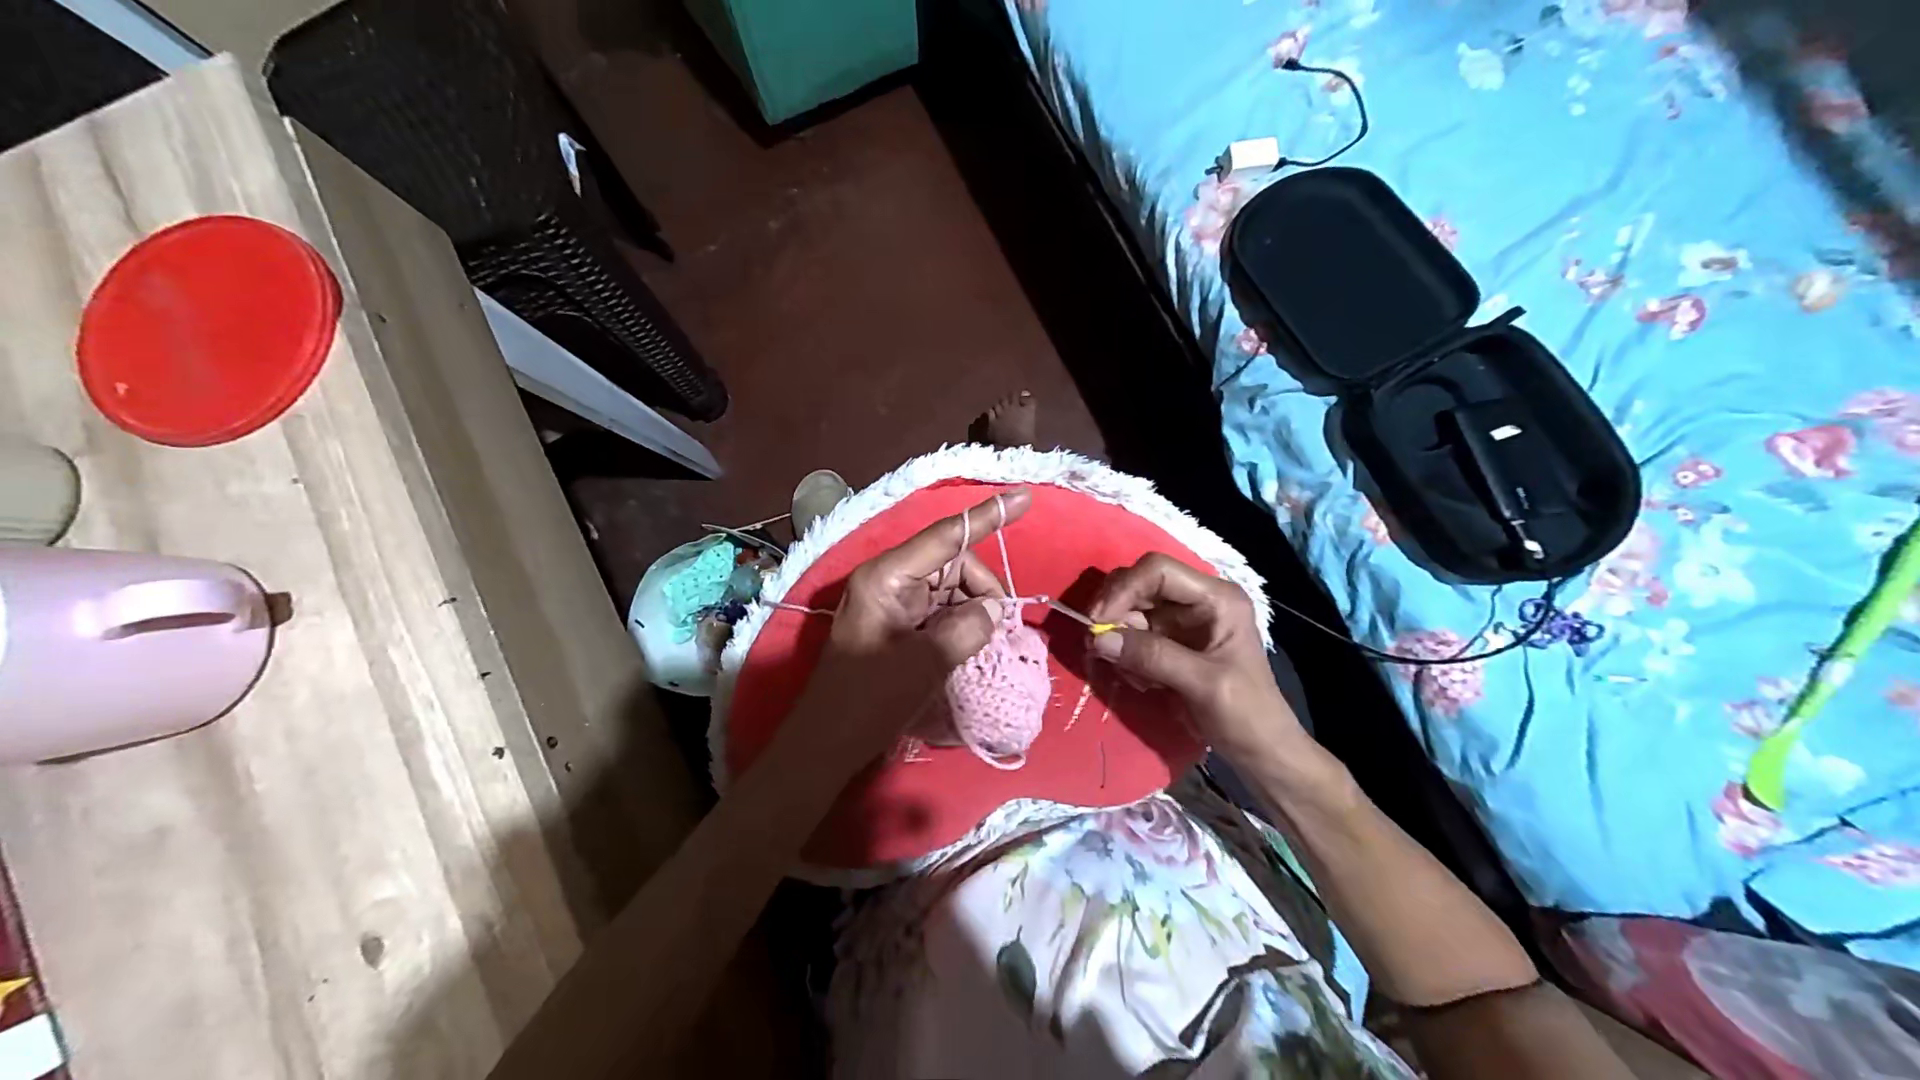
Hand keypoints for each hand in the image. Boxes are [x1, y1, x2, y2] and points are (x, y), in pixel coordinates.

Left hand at [787, 489, 1033, 766]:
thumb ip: (966, 628)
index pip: (946, 536)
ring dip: (974, 608)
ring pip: (950, 588)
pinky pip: (940, 610)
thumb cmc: (867, 701)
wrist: (826, 743)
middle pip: (952, 563)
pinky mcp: (897, 625)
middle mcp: (889, 580)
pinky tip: (975, 643)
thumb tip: (992, 610)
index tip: (1025, 497)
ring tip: (988, 639)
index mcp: (887, 577)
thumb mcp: (924, 664)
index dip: (988, 516)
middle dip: (982, 588)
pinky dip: (962, 622)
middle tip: (1002, 625)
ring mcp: (892, 602)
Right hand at [1086, 553, 1306, 764]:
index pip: (1158, 571)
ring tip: (1132, 675)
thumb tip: (1099, 638)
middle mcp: (1197, 601)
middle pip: (1139, 584)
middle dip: (1115, 612)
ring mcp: (1181, 621)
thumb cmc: (1245, 714)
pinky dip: (1124, 654)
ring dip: (1118, 638)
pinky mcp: (1169, 642)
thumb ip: (1153, 656)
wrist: (1261, 752)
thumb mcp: (1203, 684)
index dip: (1123, 589)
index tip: (1098, 621)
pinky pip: (1131, 635)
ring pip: (1130, 610)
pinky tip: (1141, 682)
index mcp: (1217, 598)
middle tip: (1097, 644)